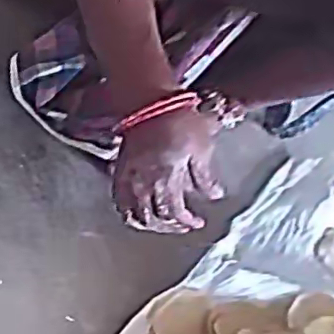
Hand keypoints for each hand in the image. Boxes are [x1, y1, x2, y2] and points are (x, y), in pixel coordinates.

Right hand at [112, 109, 222, 233]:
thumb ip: (205, 177)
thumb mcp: (201, 148)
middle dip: (168, 226)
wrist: (151, 107)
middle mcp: (144, 184)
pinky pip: (120, 204)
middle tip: (181, 226)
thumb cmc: (180, 122)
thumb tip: (215, 195)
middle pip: (152, 218)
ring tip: (160, 223)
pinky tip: (139, 214)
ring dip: (148, 224)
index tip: (197, 223)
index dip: (185, 221)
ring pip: (133, 216)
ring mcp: (128, 182)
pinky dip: (130, 214)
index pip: (173, 211)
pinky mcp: (118, 176)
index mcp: (166, 178)